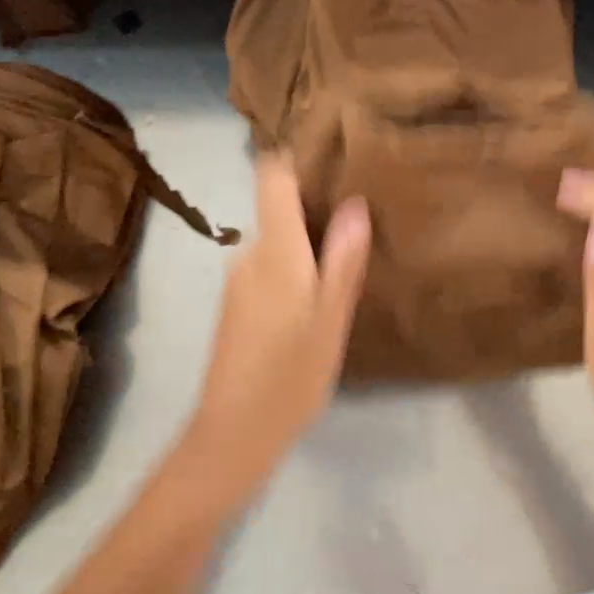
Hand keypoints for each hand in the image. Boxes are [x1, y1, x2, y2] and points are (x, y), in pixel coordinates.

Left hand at [189, 153, 370, 475]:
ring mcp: (237, 280)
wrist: (231, 437)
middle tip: (361, 215)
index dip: (296, 158)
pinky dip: (295, 266)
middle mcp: (248, 254)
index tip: (333, 157)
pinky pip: (270, 264)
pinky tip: (319, 294)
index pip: (272, 177)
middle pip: (278, 207)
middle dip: (316, 206)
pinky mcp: (236, 304)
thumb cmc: (290, 376)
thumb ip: (343, 258)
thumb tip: (354, 202)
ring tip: (349, 255)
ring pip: (277, 239)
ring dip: (308, 241)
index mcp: (273, 250)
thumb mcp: (331, 318)